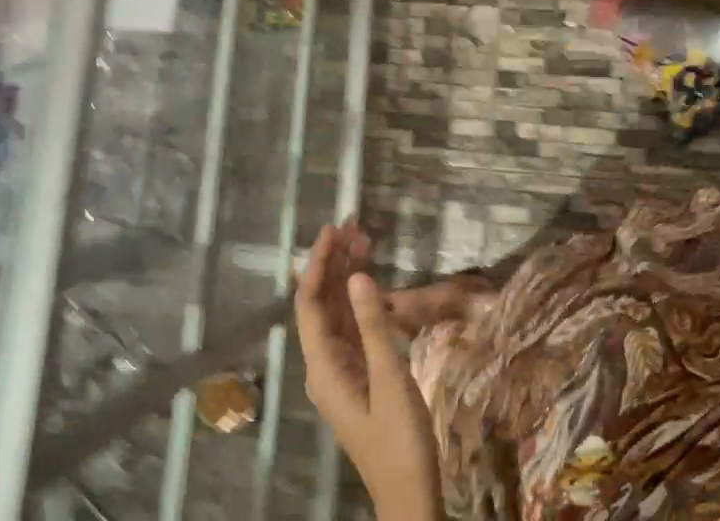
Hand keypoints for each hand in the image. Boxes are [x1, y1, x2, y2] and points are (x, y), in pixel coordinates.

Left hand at [295, 223, 440, 520]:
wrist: (408, 493)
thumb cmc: (399, 441)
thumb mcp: (391, 380)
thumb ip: (373, 327)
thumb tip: (359, 277)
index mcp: (323, 367)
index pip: (310, 304)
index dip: (319, 264)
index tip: (334, 229)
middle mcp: (324, 365)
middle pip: (321, 304)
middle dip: (334, 263)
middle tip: (354, 225)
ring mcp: (341, 371)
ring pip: (337, 314)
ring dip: (347, 278)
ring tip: (364, 240)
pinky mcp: (358, 376)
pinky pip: (351, 329)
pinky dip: (359, 302)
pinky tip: (372, 283)